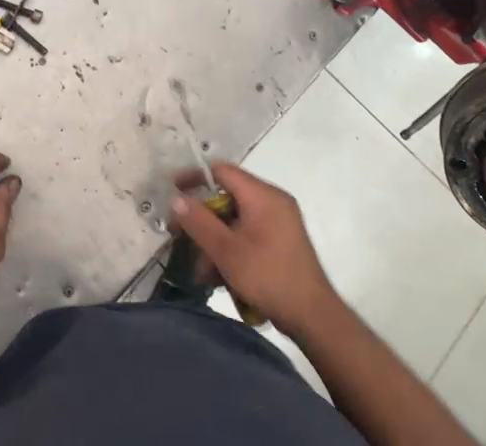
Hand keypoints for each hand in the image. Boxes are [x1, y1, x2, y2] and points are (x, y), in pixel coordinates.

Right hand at [172, 161, 339, 331]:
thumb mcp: (227, 251)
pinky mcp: (281, 241)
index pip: (223, 171)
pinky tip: (219, 276)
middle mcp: (273, 201)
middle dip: (203, 221)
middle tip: (181, 238)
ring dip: (215, 242)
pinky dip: (231, 249)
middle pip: (227, 198)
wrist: (312, 315)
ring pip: (236, 221)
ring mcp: (279, 222)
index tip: (173, 191)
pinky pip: (248, 234)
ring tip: (202, 272)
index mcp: (263, 195)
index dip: (195, 177)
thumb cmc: (268, 277)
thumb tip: (177, 198)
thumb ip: (199, 222)